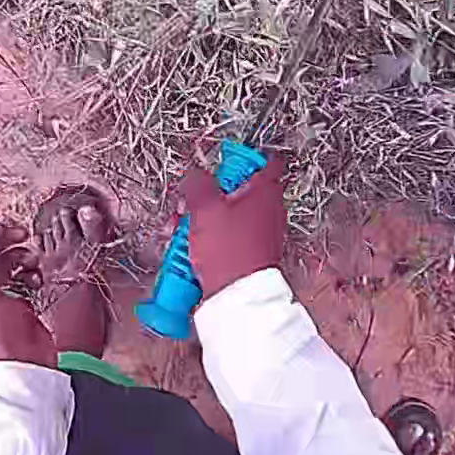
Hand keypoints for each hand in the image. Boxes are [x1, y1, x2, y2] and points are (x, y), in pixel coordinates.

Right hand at [181, 153, 289, 296]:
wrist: (238, 296)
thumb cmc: (229, 251)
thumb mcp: (205, 209)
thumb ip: (198, 185)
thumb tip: (195, 175)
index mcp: (266, 191)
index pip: (266, 162)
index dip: (242, 159)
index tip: (222, 163)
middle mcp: (270, 210)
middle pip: (239, 190)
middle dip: (210, 194)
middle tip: (192, 202)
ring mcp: (263, 232)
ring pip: (230, 214)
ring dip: (205, 217)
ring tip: (184, 228)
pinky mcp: (252, 251)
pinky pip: (229, 235)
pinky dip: (211, 236)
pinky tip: (191, 245)